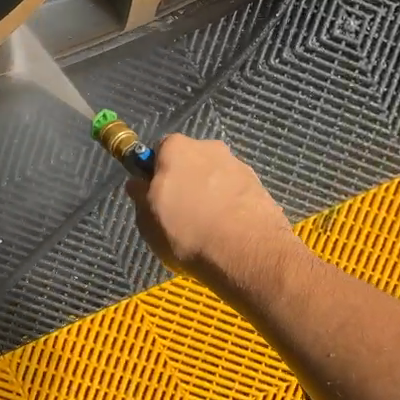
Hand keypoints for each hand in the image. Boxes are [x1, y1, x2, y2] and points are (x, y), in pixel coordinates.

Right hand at [127, 134, 301, 290]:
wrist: (245, 251)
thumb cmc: (186, 233)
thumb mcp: (148, 221)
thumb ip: (141, 197)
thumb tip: (138, 184)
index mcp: (177, 148)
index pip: (160, 152)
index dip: (157, 174)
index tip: (158, 198)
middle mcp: (210, 148)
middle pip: (193, 163)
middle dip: (188, 183)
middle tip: (183, 215)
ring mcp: (239, 166)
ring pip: (217, 179)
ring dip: (212, 195)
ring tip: (210, 229)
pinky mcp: (261, 187)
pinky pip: (237, 194)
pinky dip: (233, 207)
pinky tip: (230, 232)